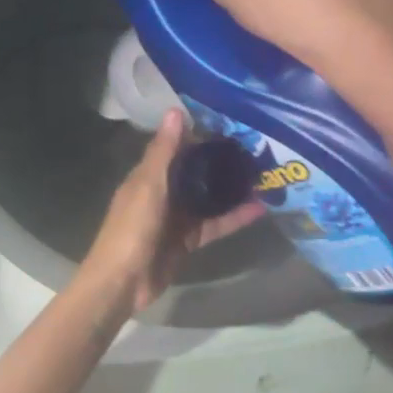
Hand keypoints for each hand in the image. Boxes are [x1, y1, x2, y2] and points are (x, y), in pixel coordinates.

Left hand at [80, 109, 266, 310]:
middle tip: (263, 145)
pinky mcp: (186, 241)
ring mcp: (174, 219)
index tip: (235, 119)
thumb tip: (175, 111)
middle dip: (224, 161)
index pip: (176, 149)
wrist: (123, 282)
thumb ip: (163, 152)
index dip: (201, 134)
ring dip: (233, 188)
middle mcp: (161, 194)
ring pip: (208, 198)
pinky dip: (235, 217)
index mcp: (146, 178)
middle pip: (195, 172)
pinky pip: (214, 224)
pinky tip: (263, 207)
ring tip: (269, 173)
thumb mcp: (147, 186)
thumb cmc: (131, 230)